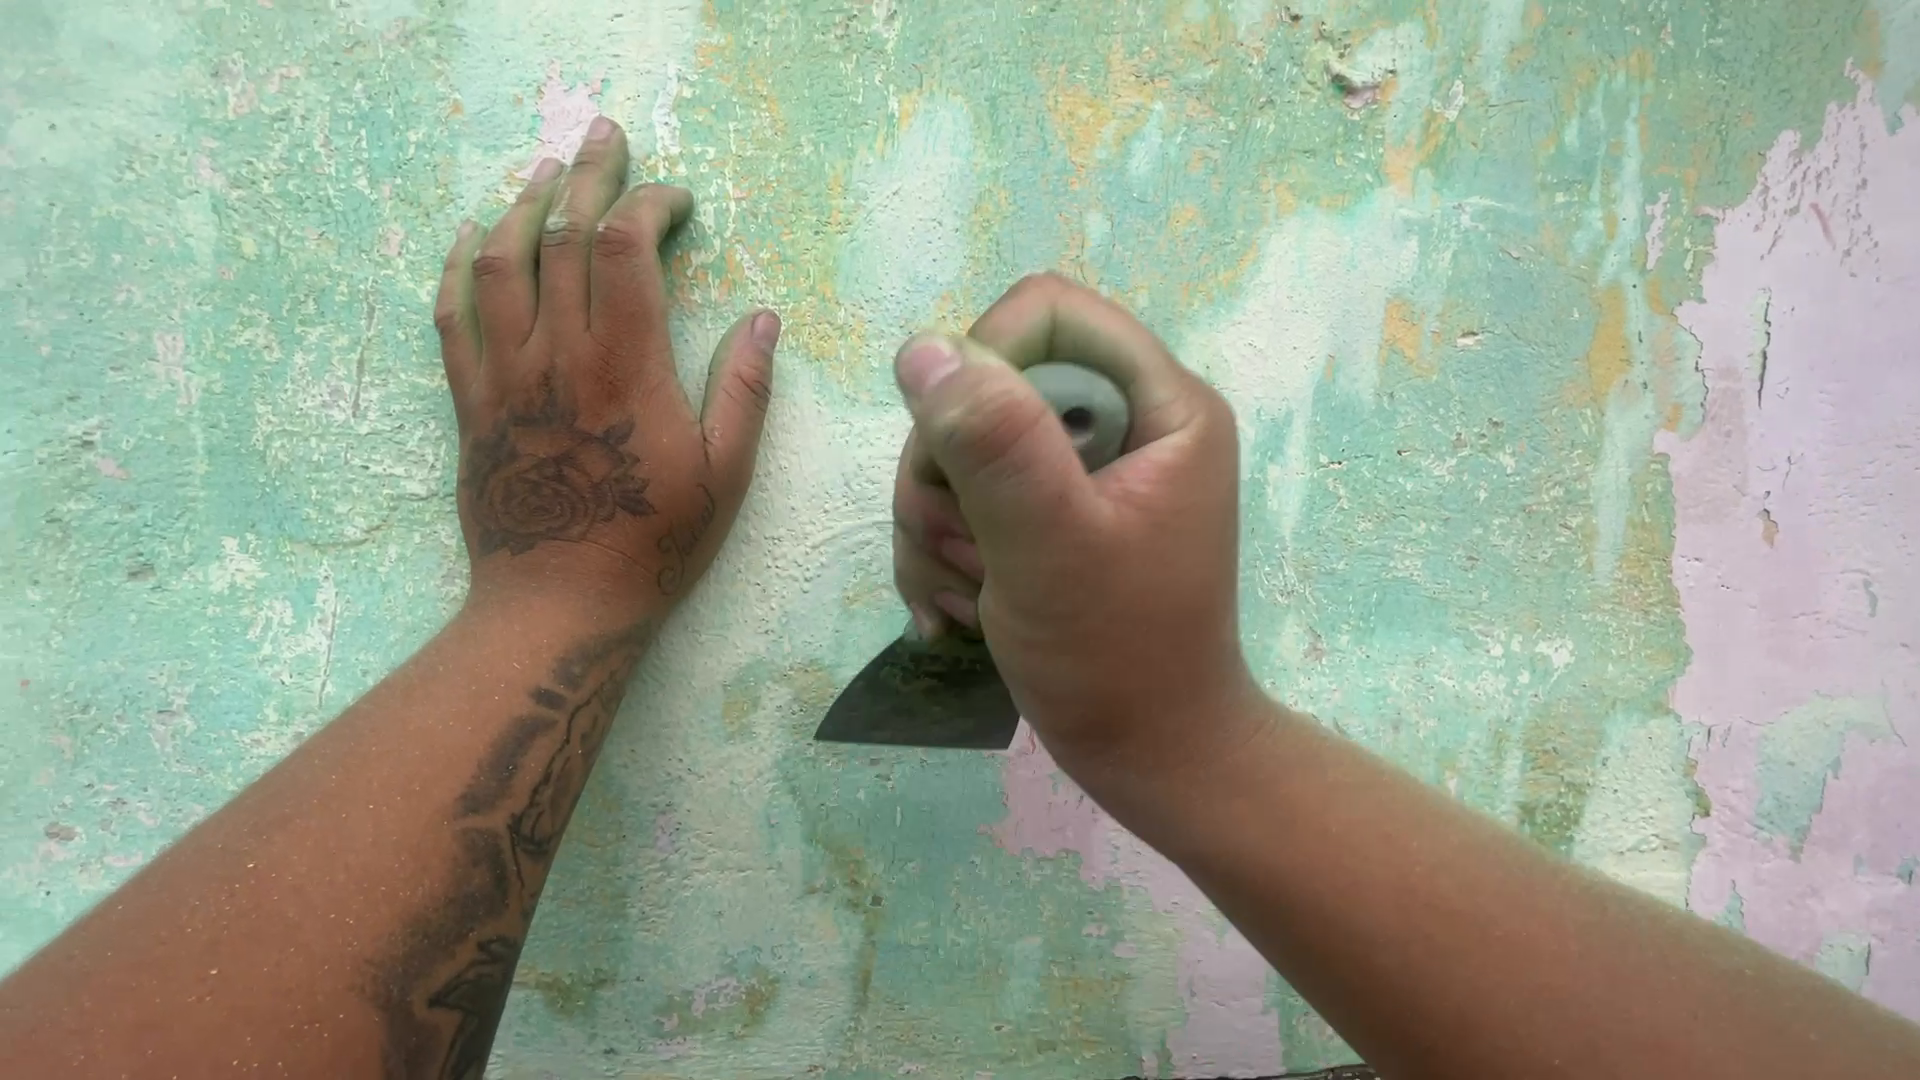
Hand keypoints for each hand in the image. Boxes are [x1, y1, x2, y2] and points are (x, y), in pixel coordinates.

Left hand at [434, 117, 778, 619]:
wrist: (560, 602)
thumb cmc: (657, 541)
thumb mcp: (728, 474)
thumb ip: (744, 389)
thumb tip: (764, 318)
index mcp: (628, 368)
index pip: (627, 250)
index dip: (650, 207)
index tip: (677, 202)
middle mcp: (559, 355)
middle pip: (561, 237)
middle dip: (587, 175)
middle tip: (604, 134)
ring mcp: (505, 375)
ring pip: (498, 262)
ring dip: (521, 204)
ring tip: (544, 171)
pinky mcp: (470, 401)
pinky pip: (451, 315)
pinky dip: (458, 266)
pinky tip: (470, 239)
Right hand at [890, 273, 1260, 780]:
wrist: (1148, 751)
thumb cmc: (1118, 657)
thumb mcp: (1051, 546)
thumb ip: (996, 443)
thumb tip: (923, 349)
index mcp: (1158, 406)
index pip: (1046, 314)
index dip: (980, 361)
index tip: (955, 450)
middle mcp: (1119, 426)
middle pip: (986, 385)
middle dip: (945, 470)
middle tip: (962, 548)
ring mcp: (1078, 475)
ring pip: (958, 450)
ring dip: (936, 524)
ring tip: (966, 594)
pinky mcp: (1045, 517)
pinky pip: (962, 502)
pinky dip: (944, 554)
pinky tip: (959, 610)